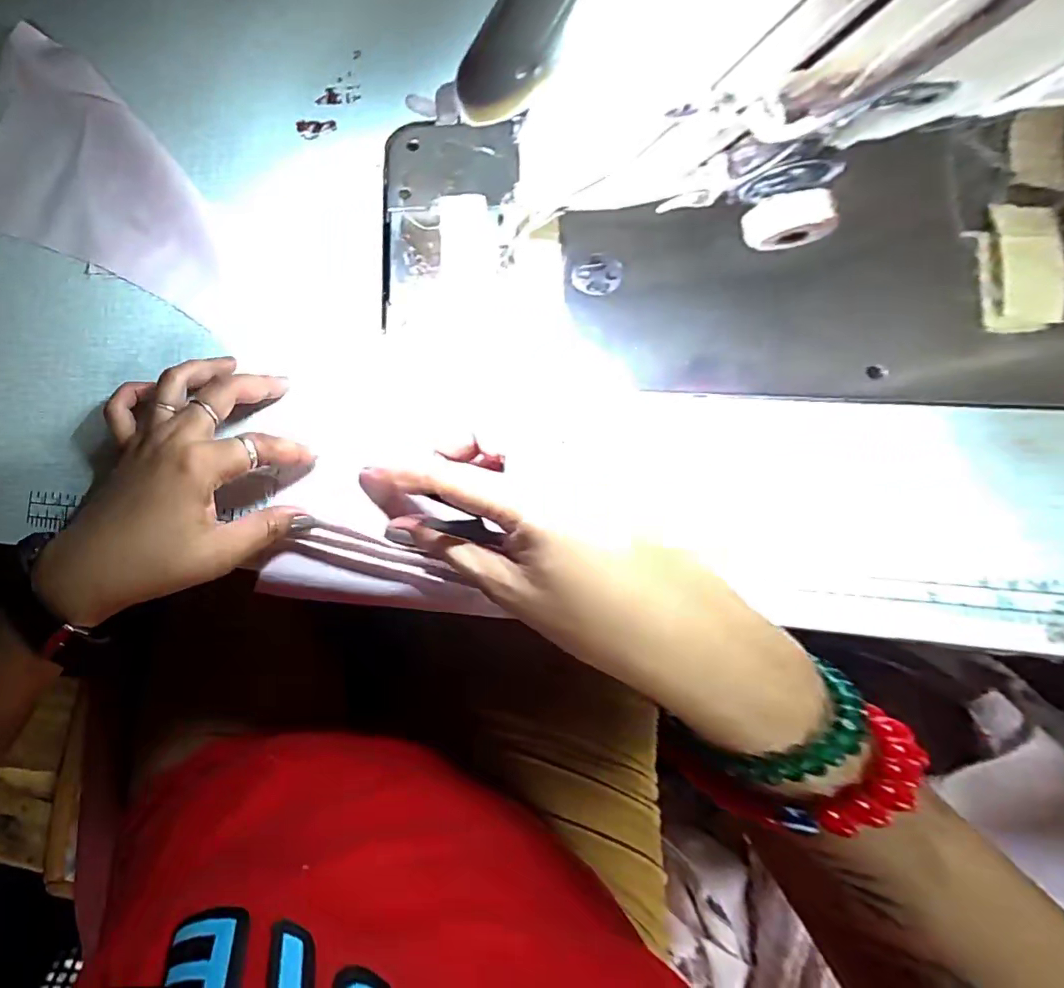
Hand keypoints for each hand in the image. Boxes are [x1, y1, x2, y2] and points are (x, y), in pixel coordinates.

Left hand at [32, 357, 314, 627]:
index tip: (309, 457)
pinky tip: (155, 390)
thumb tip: (302, 514)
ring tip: (228, 364)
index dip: (286, 450)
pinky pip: (123, 406)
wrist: (90, 570)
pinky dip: (137, 391)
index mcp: (199, 462)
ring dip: (202, 369)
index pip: (254, 446)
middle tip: (280, 383)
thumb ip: (262, 529)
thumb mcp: (217, 554)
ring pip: (171, 384)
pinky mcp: (122, 446)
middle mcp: (173, 437)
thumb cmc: (156, 564)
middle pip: (217, 395)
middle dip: (254, 385)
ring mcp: (143, 437)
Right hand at [360, 441, 827, 755]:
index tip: (370, 469)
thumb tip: (405, 527)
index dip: (404, 473)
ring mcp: (589, 467)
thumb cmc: (596, 624)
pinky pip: (548, 451)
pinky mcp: (607, 475)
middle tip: (438, 478)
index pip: (452, 475)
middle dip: (454, 443)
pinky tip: (512, 498)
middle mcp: (560, 466)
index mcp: (532, 498)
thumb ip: (455, 550)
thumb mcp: (515, 592)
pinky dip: (516, 462)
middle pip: (493, 426)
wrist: (694, 637)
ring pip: (522, 434)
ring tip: (470, 492)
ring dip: (484, 451)